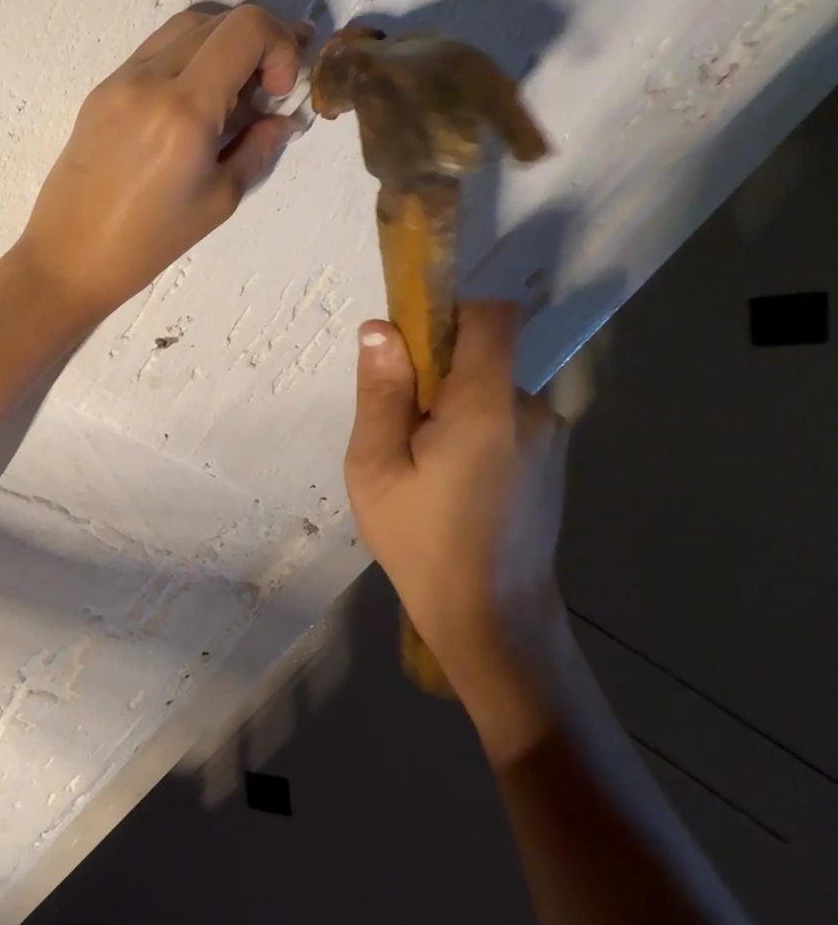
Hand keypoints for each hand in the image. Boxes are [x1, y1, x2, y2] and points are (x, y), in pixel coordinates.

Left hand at [14, 5, 309, 317]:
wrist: (64, 261)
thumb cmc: (142, 245)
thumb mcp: (217, 202)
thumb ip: (257, 148)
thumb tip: (282, 118)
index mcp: (182, 110)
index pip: (246, 29)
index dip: (280, 46)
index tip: (279, 92)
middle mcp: (147, 84)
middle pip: (219, 20)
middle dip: (257, 44)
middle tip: (265, 91)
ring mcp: (116, 86)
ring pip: (183, 28)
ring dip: (219, 45)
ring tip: (229, 94)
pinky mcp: (96, 97)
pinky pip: (151, 53)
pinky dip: (184, 60)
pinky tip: (189, 104)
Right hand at [344, 302, 569, 687]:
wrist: (490, 611)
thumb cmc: (420, 537)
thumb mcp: (374, 466)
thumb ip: (382, 394)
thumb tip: (379, 330)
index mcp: (486, 406)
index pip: (490, 317)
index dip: (448, 313)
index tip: (405, 347)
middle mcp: (532, 409)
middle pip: (481, 359)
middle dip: (433, 380)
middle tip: (395, 437)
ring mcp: (549, 436)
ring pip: (488, 395)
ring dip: (449, 413)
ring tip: (418, 470)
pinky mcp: (550, 461)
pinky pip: (503, 423)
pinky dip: (469, 435)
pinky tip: (447, 485)